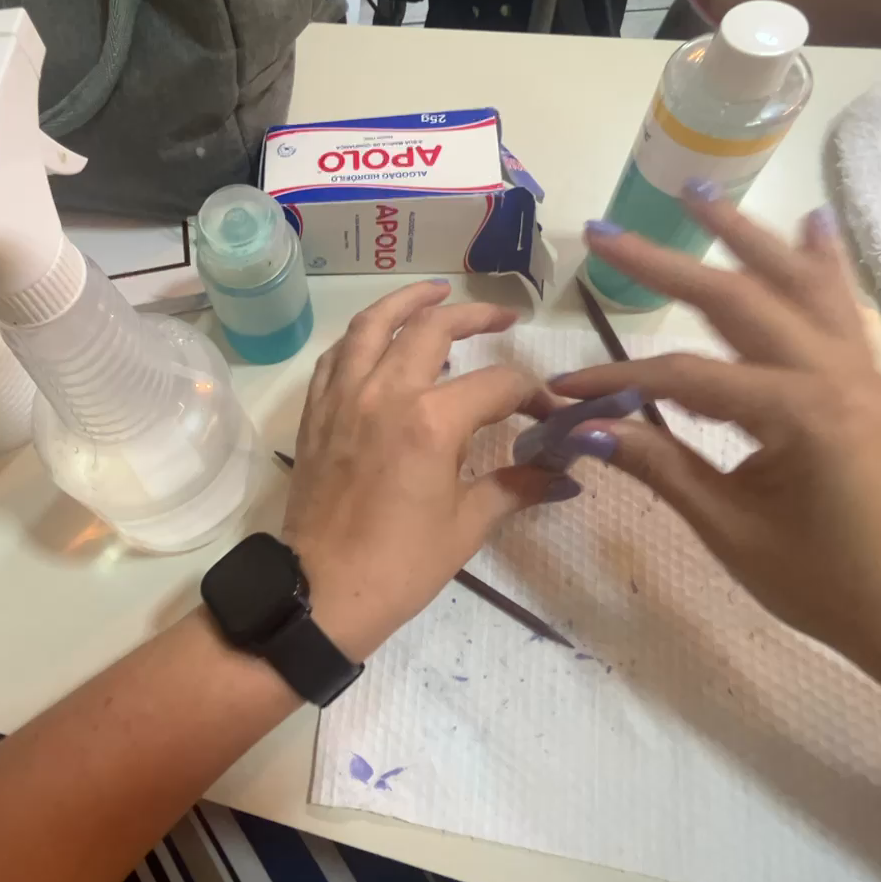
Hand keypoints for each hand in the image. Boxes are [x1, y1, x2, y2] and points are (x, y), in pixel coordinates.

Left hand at [283, 280, 573, 659]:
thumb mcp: (466, 525)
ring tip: (434, 292)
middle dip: (474, 314)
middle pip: (431, 328)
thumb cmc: (400, 564)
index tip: (546, 411)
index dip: (530, 393)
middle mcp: (384, 392)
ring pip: (370, 325)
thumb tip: (564, 476)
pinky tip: (375, 339)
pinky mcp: (315, 411)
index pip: (496, 384)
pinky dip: (359, 338)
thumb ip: (516, 487)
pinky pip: (336, 356)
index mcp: (430, 421)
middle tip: (501, 316)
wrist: (322, 590)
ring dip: (406, 301)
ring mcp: (342, 397)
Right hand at [556, 187, 880, 654]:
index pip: (680, 378)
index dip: (613, 382)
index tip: (561, 391)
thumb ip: (657, 465)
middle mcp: (835, 374)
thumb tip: (582, 429)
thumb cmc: (829, 586)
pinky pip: (837, 310)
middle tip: (603, 233)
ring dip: (743, 237)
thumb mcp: (728, 529)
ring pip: (795, 285)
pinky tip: (810, 228)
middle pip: (735, 299)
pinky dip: (818, 265)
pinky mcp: (870, 384)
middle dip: (663, 262)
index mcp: (798, 412)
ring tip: (701, 192)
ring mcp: (861, 373)